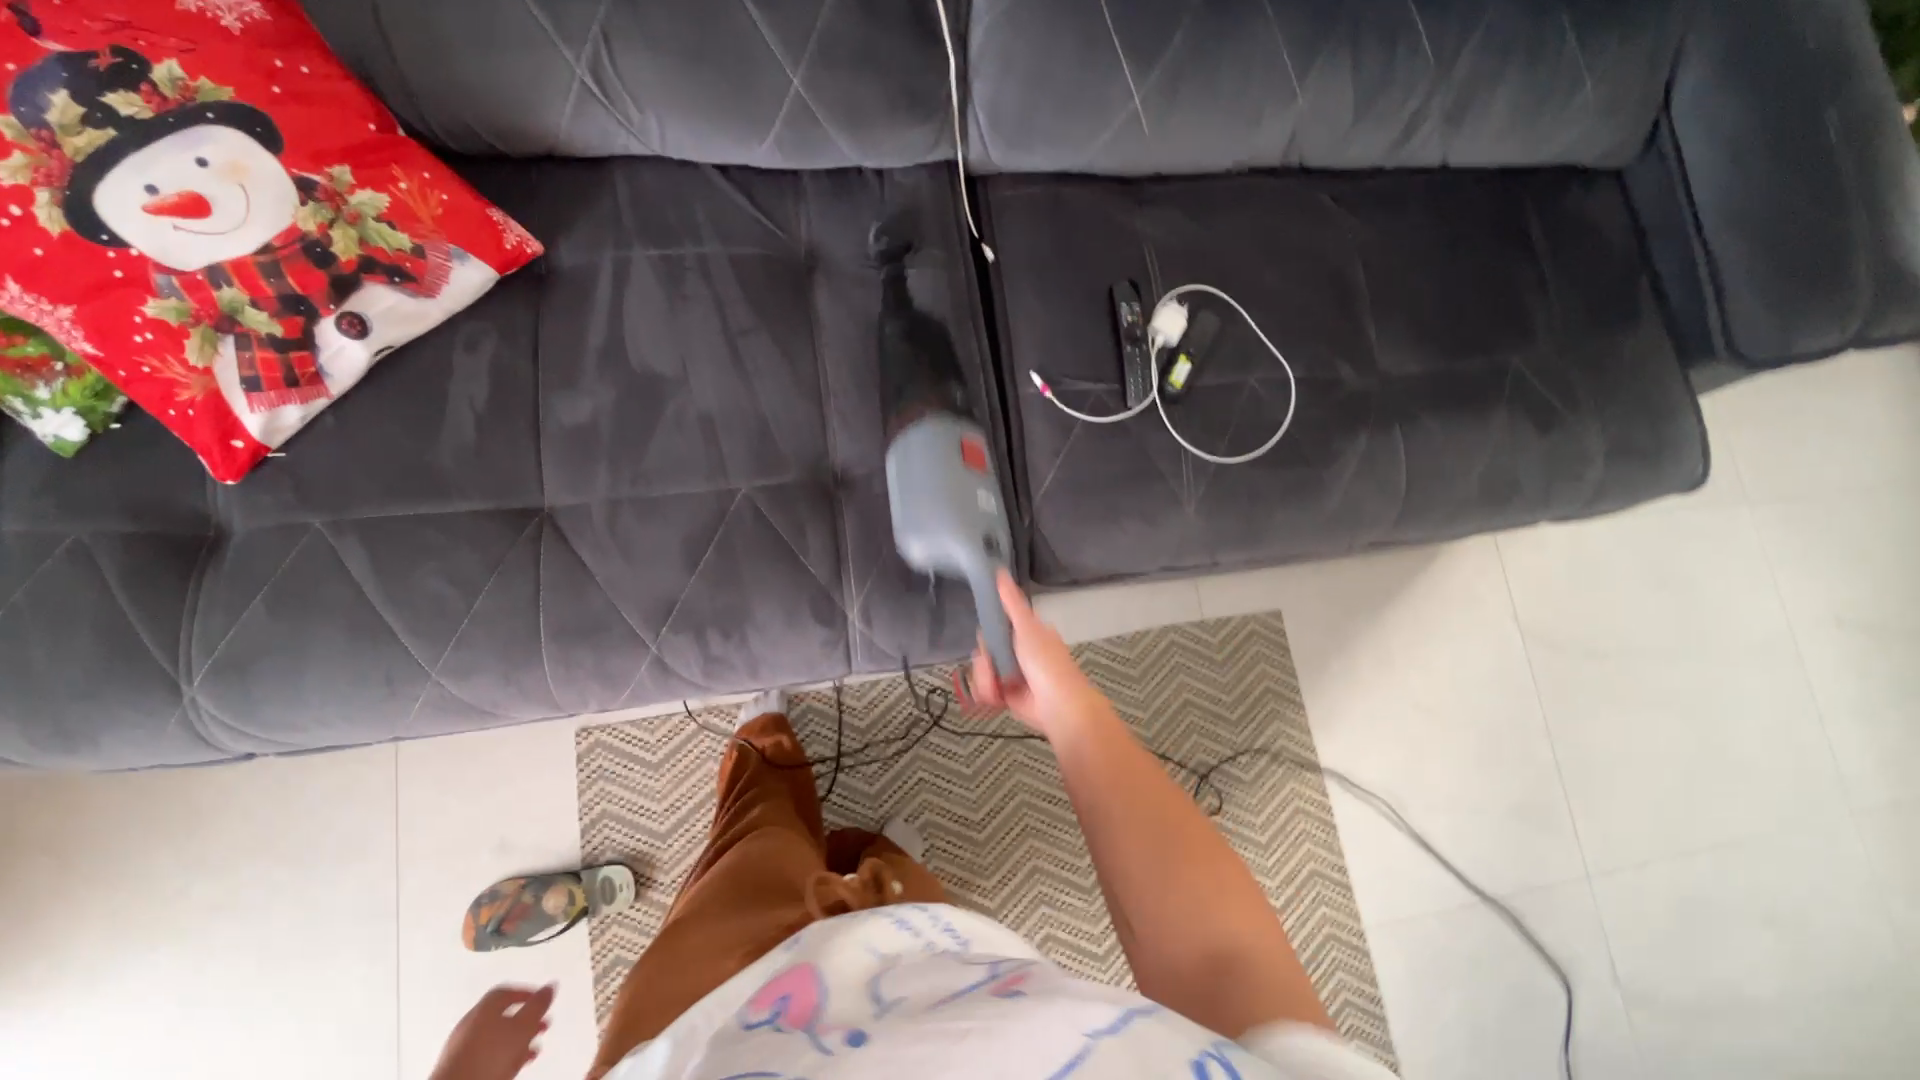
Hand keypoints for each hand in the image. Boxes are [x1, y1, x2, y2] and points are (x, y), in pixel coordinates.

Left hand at [430, 984, 554, 1079]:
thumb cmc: (485, 1058)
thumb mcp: (523, 1026)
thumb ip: (538, 1005)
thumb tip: (549, 987)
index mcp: (484, 1008)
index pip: (505, 990)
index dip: (525, 992)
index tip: (539, 996)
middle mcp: (470, 1022)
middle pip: (500, 1014)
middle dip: (523, 1019)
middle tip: (537, 1022)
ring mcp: (462, 1044)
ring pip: (494, 1035)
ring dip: (514, 1038)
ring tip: (529, 1046)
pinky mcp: (458, 1064)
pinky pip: (485, 1052)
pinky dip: (502, 1053)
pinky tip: (512, 1062)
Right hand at [969, 570, 1114, 740]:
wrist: (1058, 705)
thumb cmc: (1046, 663)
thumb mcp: (1027, 627)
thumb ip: (1011, 602)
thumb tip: (999, 570)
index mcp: (1027, 633)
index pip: (996, 626)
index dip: (989, 633)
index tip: (988, 639)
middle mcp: (1019, 652)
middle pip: (985, 649)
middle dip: (984, 661)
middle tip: (993, 666)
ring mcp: (1012, 674)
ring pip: (982, 670)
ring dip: (985, 680)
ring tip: (998, 688)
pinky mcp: (1006, 695)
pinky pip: (985, 689)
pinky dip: (988, 694)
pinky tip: (996, 698)